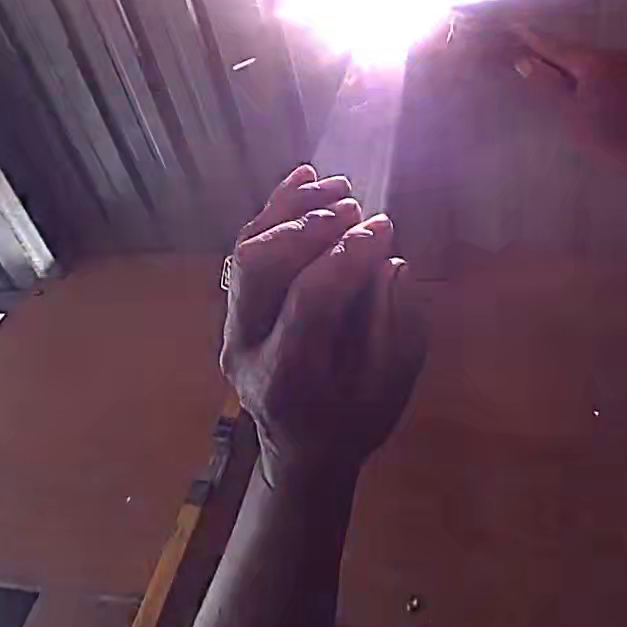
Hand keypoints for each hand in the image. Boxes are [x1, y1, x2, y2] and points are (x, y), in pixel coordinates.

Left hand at [221, 165, 427, 492]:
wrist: (301, 447)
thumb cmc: (353, 421)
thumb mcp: (390, 387)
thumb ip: (395, 325)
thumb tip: (390, 263)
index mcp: (289, 377)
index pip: (310, 300)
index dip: (348, 256)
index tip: (383, 228)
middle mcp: (245, 345)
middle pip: (258, 267)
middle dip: (309, 226)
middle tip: (354, 207)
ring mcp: (231, 323)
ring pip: (246, 250)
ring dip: (291, 209)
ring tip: (337, 187)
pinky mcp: (232, 304)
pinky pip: (246, 246)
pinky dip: (275, 209)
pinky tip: (305, 180)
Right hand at [513, 26, 626, 172]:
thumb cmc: (612, 138)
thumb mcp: (572, 115)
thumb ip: (547, 86)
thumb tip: (523, 62)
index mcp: (594, 62)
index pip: (555, 47)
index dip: (532, 39)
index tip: (514, 27)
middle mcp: (615, 55)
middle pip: (575, 50)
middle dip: (551, 51)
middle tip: (528, 51)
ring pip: (594, 58)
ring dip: (572, 63)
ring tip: (554, 70)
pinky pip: (610, 67)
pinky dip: (592, 71)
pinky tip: (586, 83)